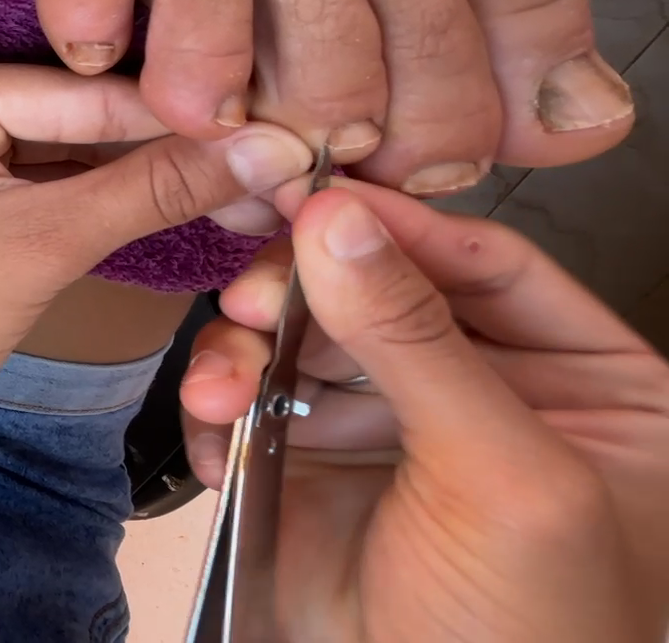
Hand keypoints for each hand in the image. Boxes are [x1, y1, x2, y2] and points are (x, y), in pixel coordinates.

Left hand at [0, 49, 313, 450]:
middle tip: (286, 158)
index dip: (190, 118)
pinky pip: (28, 155)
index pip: (79, 91)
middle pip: (69, 106)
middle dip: (170, 142)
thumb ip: (154, 188)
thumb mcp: (42, 245)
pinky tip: (176, 185)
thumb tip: (276, 148)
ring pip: (57, 133)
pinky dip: (92, 178)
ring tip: (253, 177)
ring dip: (141, 163)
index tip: (295, 129)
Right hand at [180, 180, 668, 640]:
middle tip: (245, 308)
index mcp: (579, 381)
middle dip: (292, 296)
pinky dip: (217, 404)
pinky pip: (242, 386)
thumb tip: (331, 213)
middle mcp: (470, 381)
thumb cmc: (522, 623)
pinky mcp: (295, 439)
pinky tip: (220, 441)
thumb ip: (413, 335)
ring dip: (237, 356)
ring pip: (286, 331)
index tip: (305, 196)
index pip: (479, 261)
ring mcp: (372, 410)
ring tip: (217, 396)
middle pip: (360, 284)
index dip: (392, 223)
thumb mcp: (495, 472)